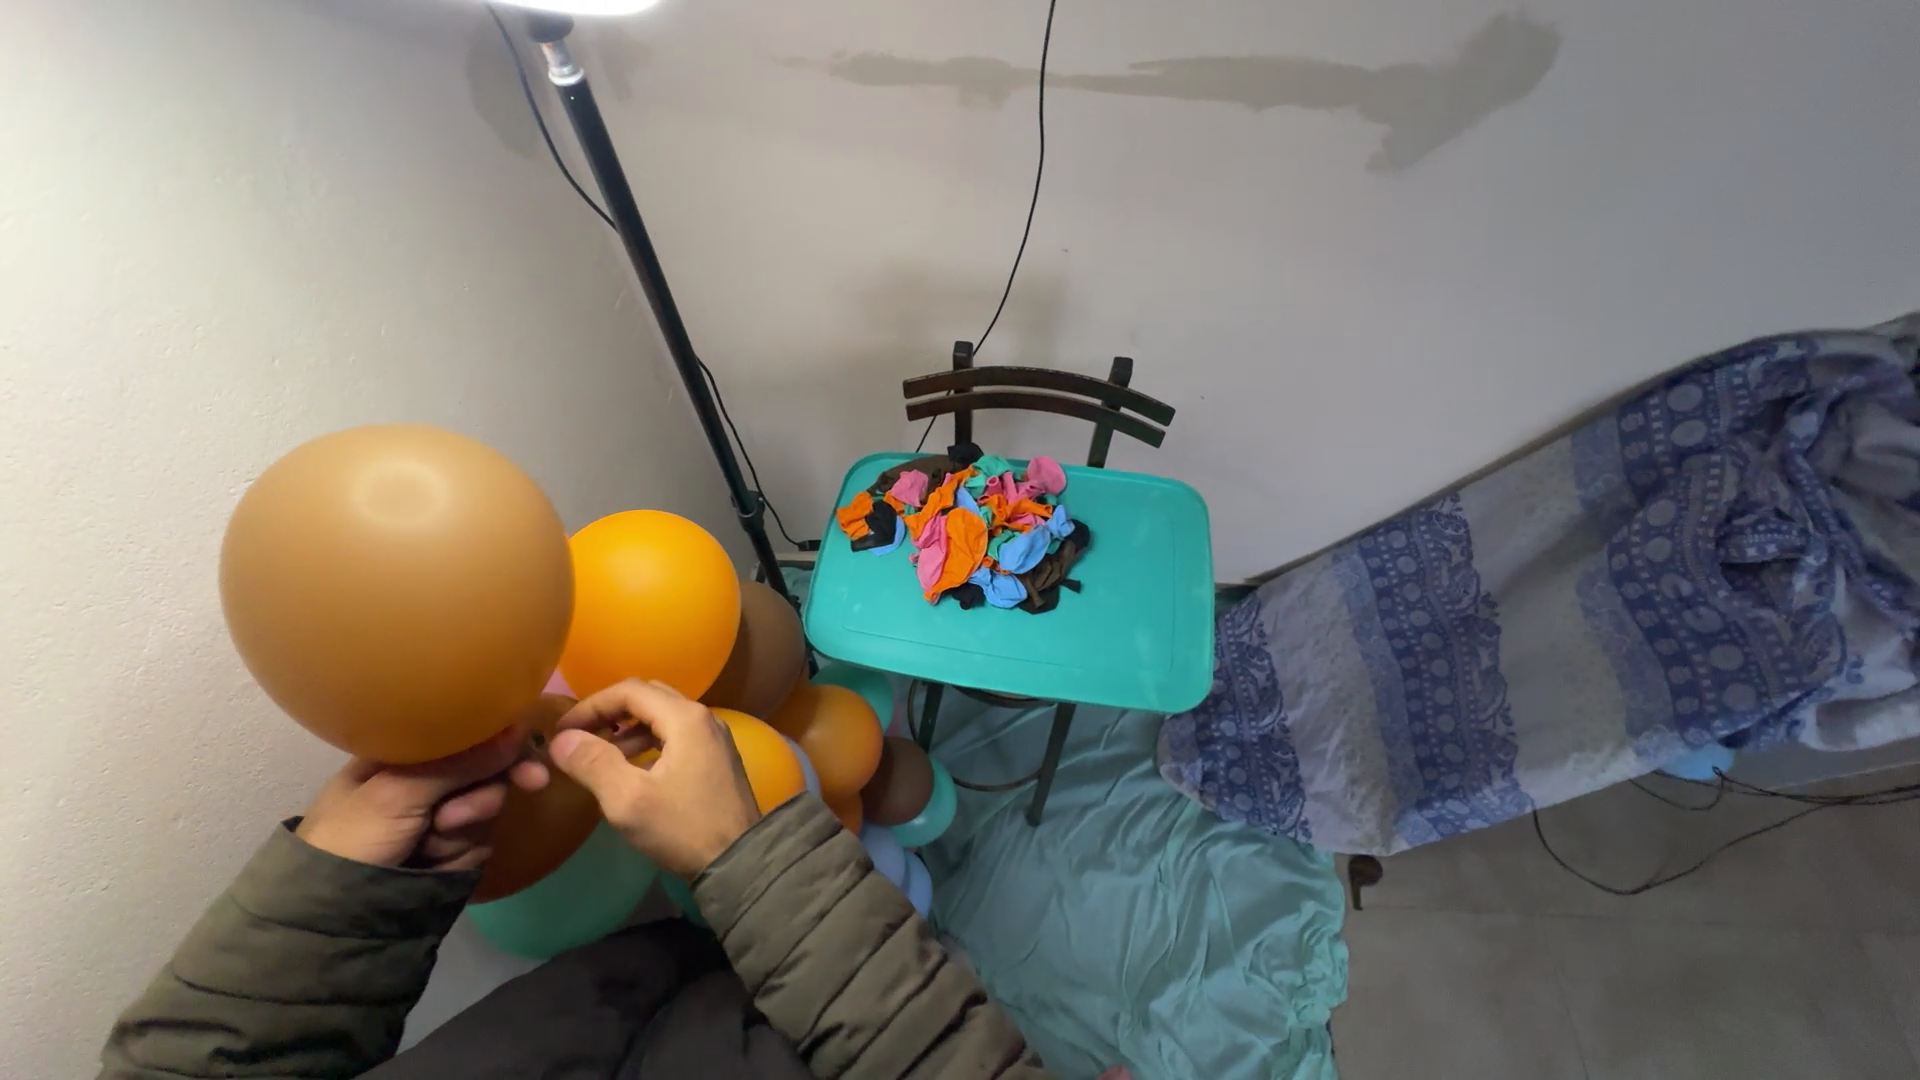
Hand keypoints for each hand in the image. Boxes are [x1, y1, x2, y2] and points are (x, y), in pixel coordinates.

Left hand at [296, 724, 547, 870]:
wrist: (334, 915)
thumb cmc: (351, 837)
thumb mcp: (398, 791)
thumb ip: (461, 761)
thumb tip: (520, 728)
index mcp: (404, 753)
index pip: (464, 732)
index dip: (500, 737)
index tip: (529, 746)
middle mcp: (427, 778)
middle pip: (488, 765)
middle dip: (492, 784)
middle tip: (532, 783)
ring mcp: (441, 811)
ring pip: (489, 799)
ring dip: (472, 818)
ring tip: (436, 836)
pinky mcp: (453, 843)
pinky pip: (482, 832)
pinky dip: (463, 844)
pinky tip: (437, 855)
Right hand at [549, 679, 760, 877]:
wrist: (740, 859)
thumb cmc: (683, 828)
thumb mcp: (629, 800)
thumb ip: (593, 763)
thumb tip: (560, 739)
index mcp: (685, 718)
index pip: (630, 690)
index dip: (591, 705)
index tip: (561, 730)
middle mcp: (703, 717)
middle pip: (649, 696)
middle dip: (609, 711)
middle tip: (578, 736)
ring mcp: (713, 736)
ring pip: (663, 716)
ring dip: (628, 729)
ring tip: (596, 755)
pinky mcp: (716, 756)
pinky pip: (675, 735)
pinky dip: (647, 742)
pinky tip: (629, 768)